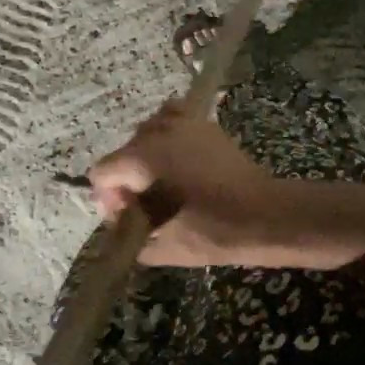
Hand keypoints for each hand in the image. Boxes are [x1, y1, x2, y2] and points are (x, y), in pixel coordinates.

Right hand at [86, 101, 280, 266]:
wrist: (262, 214)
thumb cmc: (211, 232)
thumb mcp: (162, 248)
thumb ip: (128, 235)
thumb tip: (120, 221)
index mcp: (142, 158)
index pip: (102, 171)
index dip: (109, 198)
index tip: (130, 218)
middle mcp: (158, 130)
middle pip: (124, 151)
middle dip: (128, 179)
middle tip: (148, 207)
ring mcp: (183, 121)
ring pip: (146, 132)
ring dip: (146, 156)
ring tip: (164, 182)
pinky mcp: (204, 122)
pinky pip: (172, 116)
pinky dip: (168, 132)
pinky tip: (179, 157)